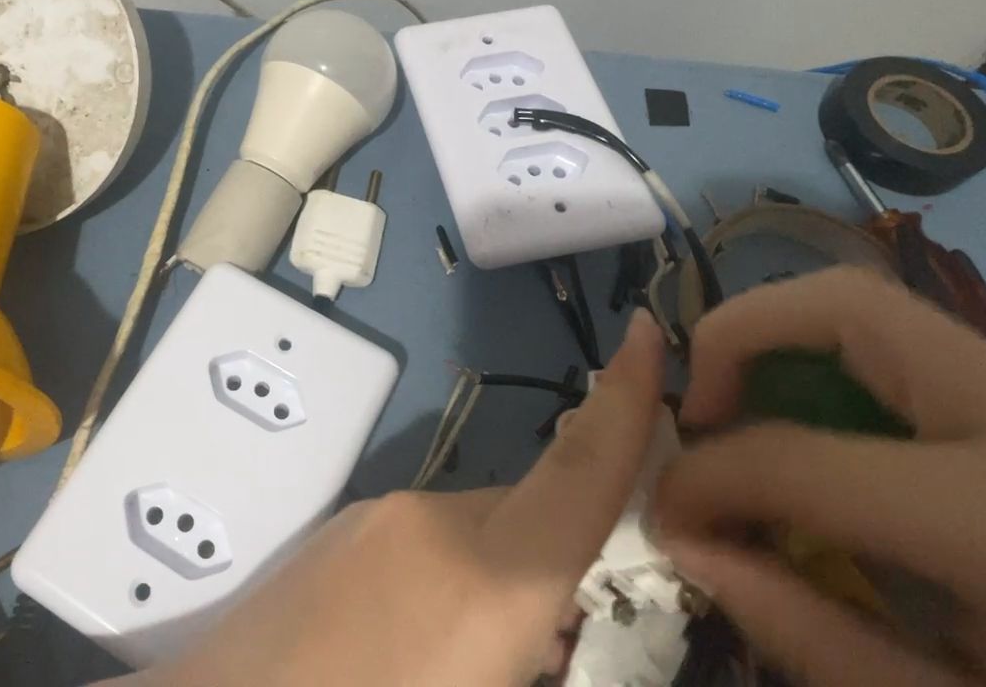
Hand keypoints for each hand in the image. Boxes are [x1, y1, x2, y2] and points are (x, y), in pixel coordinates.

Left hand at [137, 314, 665, 686]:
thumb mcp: (485, 684)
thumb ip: (536, 647)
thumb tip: (547, 622)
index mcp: (489, 578)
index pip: (580, 473)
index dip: (627, 401)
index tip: (652, 333)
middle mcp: (435, 521)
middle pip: (532, 511)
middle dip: (556, 557)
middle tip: (550, 642)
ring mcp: (374, 515)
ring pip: (473, 529)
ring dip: (492, 577)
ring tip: (459, 657)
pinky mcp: (334, 528)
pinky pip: (420, 537)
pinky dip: (442, 575)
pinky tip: (403, 642)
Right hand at [652, 267, 985, 686]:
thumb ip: (810, 636)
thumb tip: (688, 551)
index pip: (799, 455)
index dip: (704, 478)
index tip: (666, 514)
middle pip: (844, 304)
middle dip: (736, 335)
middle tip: (700, 414)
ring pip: (875, 309)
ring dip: (783, 343)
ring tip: (749, 421)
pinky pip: (914, 353)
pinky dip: (836, 369)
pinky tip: (830, 445)